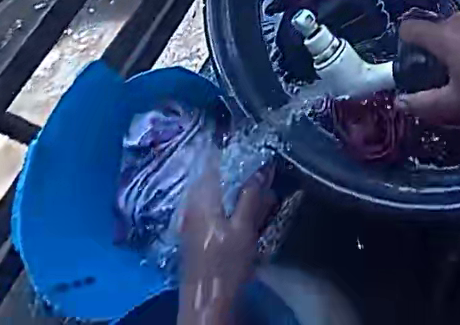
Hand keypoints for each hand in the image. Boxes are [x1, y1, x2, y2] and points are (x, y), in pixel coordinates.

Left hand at [178, 154, 272, 324]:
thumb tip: (263, 167)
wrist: (206, 304)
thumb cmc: (225, 264)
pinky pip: (216, 210)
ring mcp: (192, 218)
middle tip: (266, 181)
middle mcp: (193, 201)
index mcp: (201, 195)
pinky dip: (232, 209)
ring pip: (219, 195)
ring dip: (241, 196)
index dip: (239, 155)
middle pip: (219, 178)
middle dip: (244, 178)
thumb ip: (251, 194)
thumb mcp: (243, 227)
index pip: (217, 161)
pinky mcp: (197, 233)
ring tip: (264, 202)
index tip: (258, 157)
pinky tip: (249, 219)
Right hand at [397, 12, 459, 123]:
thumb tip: (400, 102)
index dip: (405, 46)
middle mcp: (456, 19)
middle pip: (433, 32)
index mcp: (441, 35)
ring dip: (457, 52)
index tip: (415, 68)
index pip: (408, 28)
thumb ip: (426, 103)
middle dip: (434, 55)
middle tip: (446, 83)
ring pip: (457, 33)